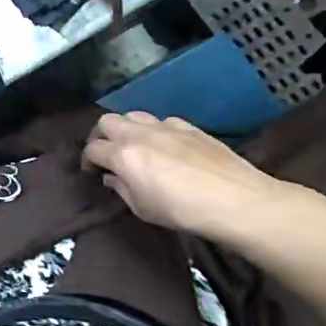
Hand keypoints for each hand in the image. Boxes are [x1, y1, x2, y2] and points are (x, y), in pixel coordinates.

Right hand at [82, 111, 304, 243]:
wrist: (237, 201)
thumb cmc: (183, 211)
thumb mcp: (142, 209)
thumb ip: (121, 189)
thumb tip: (112, 177)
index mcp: (122, 155)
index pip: (92, 148)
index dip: (88, 160)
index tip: (92, 171)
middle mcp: (139, 134)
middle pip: (107, 121)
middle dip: (101, 135)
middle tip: (108, 152)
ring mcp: (166, 126)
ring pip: (134, 115)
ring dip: (127, 128)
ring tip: (135, 144)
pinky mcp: (189, 127)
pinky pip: (163, 120)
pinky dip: (156, 129)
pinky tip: (166, 145)